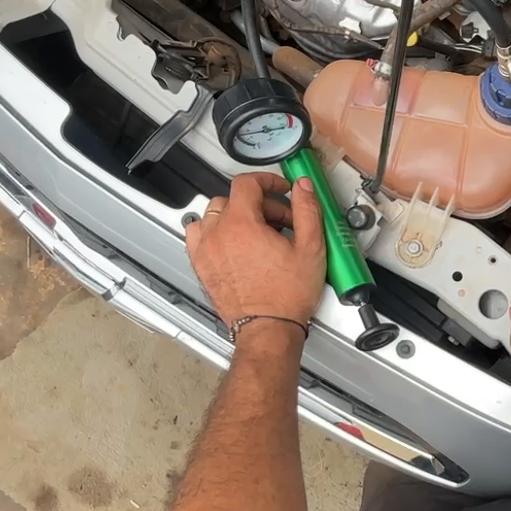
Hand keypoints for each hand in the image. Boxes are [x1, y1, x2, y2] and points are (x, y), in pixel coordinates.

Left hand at [185, 172, 324, 327]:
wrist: (268, 329)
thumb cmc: (286, 296)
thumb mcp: (311, 248)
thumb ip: (307, 211)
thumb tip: (304, 188)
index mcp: (242, 225)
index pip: (247, 184)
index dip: (268, 181)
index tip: (280, 189)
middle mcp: (217, 234)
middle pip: (234, 200)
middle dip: (261, 205)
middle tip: (282, 222)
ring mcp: (205, 250)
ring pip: (213, 214)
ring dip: (235, 215)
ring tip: (257, 231)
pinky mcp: (201, 266)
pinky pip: (199, 235)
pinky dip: (215, 231)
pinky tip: (234, 243)